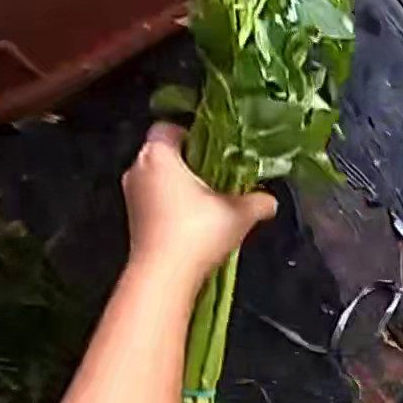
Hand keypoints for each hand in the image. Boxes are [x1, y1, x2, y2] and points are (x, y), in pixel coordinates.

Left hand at [121, 122, 276, 283]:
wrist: (164, 274)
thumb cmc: (197, 233)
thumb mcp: (239, 215)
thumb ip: (258, 202)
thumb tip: (271, 200)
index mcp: (159, 155)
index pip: (169, 128)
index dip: (193, 136)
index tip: (215, 154)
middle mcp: (137, 168)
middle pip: (165, 155)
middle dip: (191, 166)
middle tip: (218, 183)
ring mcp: (131, 194)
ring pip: (159, 180)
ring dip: (181, 189)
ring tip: (209, 208)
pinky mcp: (133, 219)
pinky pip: (154, 202)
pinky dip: (172, 208)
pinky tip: (194, 227)